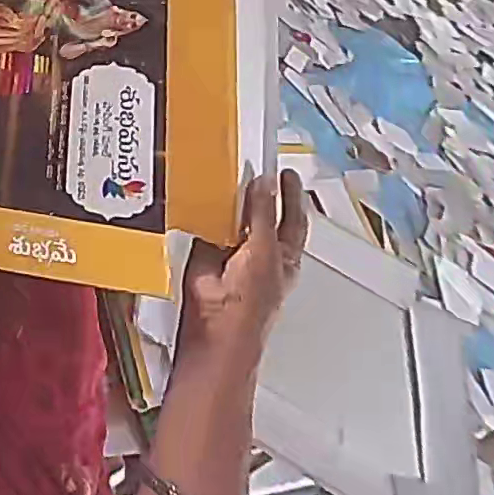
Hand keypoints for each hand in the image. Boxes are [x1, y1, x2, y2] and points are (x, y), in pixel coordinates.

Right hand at [178, 170, 308, 371]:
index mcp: (282, 255)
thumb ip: (262, 214)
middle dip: (255, 193)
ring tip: (225, 176)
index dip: (290, 195)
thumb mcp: (264, 251)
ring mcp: (230, 251)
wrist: (213, 327)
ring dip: (227, 200)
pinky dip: (203, 210)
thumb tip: (265, 184)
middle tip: (251, 167)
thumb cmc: (249, 305)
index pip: (290, 218)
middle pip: (259, 214)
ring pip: (231, 217)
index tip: (284, 172)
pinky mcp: (203, 251)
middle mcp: (257, 251)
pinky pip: (205, 223)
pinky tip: (202, 196)